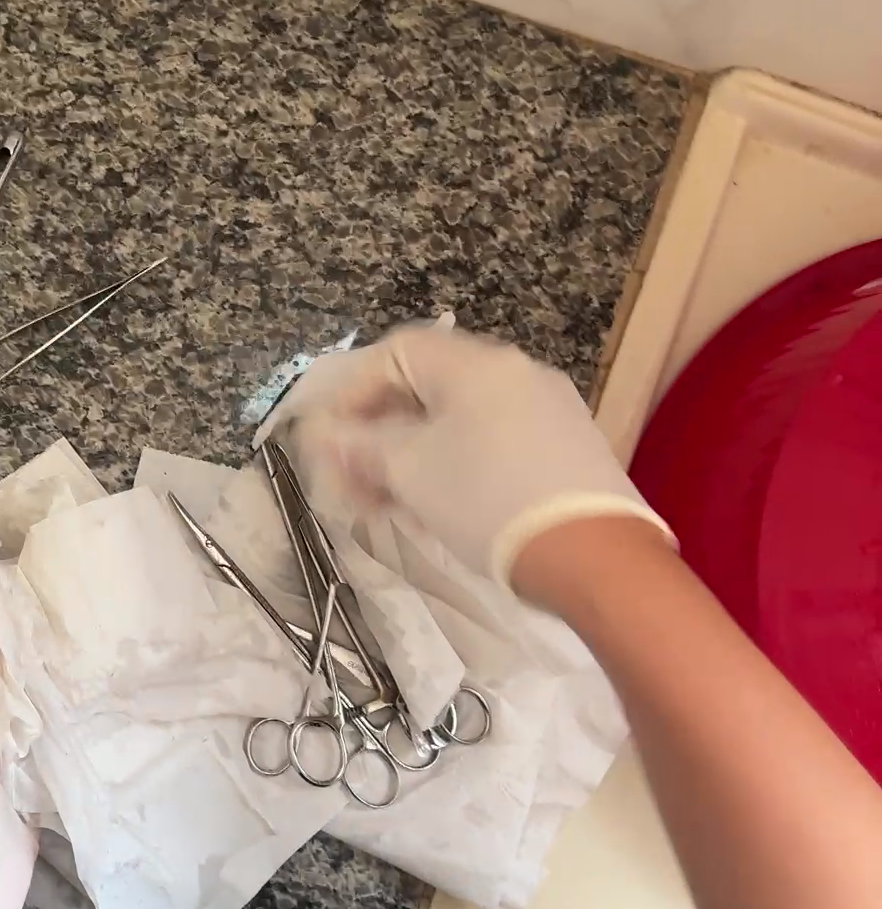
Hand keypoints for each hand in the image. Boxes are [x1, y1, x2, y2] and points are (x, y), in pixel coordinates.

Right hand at [258, 323, 673, 590]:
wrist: (588, 556)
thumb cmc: (482, 497)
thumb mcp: (403, 468)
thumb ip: (353, 444)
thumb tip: (319, 434)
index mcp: (476, 367)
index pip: (394, 353)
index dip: (351, 389)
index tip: (331, 434)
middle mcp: (513, 375)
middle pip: (419, 389)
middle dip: (372, 432)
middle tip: (346, 475)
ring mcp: (541, 411)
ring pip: (447, 420)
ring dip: (401, 454)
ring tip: (379, 500)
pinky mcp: (556, 447)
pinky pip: (480, 441)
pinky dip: (441, 463)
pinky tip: (424, 504)